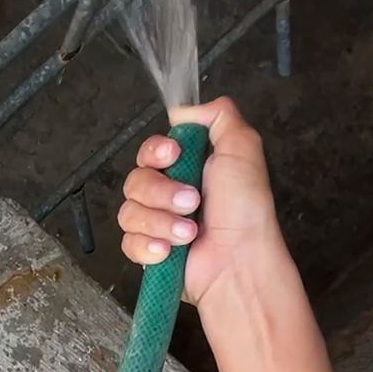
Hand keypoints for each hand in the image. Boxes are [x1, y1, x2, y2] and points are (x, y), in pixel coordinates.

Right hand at [117, 97, 287, 307]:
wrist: (238, 261)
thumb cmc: (244, 209)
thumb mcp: (242, 148)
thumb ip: (218, 116)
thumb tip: (182, 110)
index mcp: (186, 168)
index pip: (148, 152)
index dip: (154, 153)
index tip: (174, 157)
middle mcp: (167, 194)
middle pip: (134, 181)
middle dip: (161, 192)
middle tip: (192, 203)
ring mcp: (156, 225)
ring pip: (129, 213)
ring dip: (160, 222)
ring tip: (189, 234)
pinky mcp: (148, 253)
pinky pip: (128, 243)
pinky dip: (149, 247)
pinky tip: (169, 253)